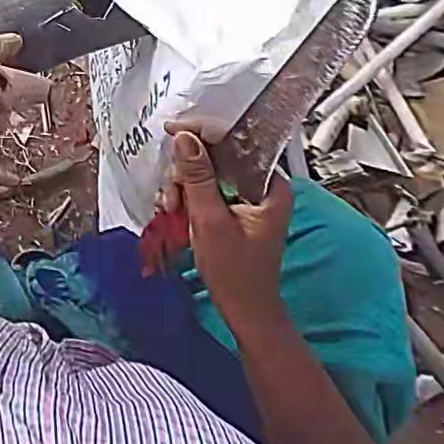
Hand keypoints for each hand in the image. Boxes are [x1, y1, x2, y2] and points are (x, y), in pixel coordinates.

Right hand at [168, 126, 292, 328]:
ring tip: (174, 208)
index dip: (202, 133)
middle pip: (217, 154)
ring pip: (207, 170)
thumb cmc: (235, 272)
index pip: (235, 141)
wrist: (245, 312)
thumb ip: (197, 177)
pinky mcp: (235, 205)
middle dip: (188, 170)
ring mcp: (248, 195)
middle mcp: (262, 184)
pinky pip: (207, 185)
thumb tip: (184, 137)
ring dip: (184, 185)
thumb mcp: (210, 220)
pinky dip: (189, 195)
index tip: (173, 131)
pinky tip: (177, 210)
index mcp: (270, 184)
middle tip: (172, 192)